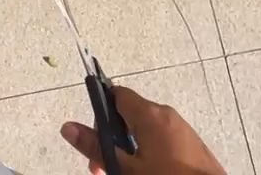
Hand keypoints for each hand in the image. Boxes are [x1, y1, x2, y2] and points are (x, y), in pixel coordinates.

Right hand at [58, 85, 226, 174]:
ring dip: (130, 149)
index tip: (95, 139)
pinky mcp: (193, 146)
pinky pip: (162, 140)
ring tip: (125, 174)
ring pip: (145, 131)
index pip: (116, 94)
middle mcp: (166, 114)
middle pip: (129, 114)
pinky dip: (149, 153)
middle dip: (113, 138)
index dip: (101, 112)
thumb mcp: (127, 169)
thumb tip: (67, 127)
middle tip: (103, 168)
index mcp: (149, 113)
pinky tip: (147, 173)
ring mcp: (182, 130)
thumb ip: (97, 147)